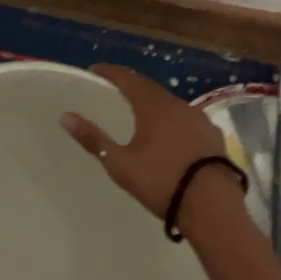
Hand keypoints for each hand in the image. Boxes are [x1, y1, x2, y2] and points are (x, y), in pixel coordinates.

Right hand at [60, 64, 234, 220]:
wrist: (215, 210)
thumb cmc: (163, 183)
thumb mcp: (121, 165)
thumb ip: (93, 139)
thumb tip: (65, 116)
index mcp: (152, 105)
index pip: (126, 77)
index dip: (109, 72)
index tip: (95, 71)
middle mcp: (176, 104)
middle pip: (149, 87)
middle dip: (130, 85)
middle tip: (114, 90)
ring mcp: (198, 118)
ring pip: (170, 102)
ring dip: (153, 102)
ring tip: (141, 113)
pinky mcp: (214, 135)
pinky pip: (187, 118)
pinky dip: (173, 119)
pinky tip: (172, 133)